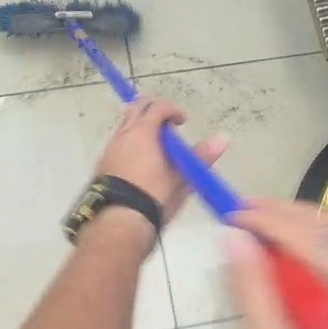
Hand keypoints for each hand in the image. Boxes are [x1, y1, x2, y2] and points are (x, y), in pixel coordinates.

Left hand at [94, 97, 228, 221]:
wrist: (118, 222)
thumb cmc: (154, 197)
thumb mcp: (182, 178)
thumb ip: (202, 156)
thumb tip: (224, 138)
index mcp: (143, 133)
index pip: (157, 106)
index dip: (173, 109)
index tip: (183, 123)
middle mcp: (123, 135)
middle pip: (136, 108)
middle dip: (153, 111)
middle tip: (168, 129)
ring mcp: (110, 148)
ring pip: (125, 125)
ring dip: (141, 128)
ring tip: (157, 149)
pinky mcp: (103, 163)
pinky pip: (118, 142)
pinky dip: (131, 142)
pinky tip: (141, 164)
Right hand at [225, 198, 327, 328]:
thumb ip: (254, 294)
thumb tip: (233, 238)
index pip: (303, 231)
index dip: (264, 218)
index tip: (230, 214)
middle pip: (322, 223)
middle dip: (278, 215)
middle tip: (239, 217)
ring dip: (296, 226)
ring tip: (258, 231)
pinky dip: (317, 242)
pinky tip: (291, 253)